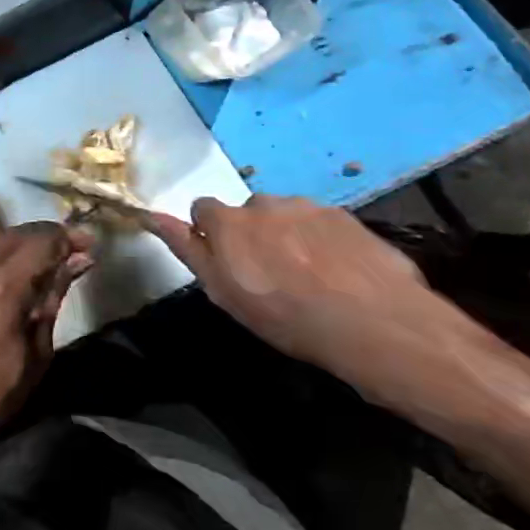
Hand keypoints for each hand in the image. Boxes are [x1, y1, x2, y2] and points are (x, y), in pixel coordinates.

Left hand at [0, 222, 92, 462]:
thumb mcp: (37, 351)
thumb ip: (53, 297)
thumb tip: (78, 261)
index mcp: (2, 284)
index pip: (42, 241)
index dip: (68, 238)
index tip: (87, 244)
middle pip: (13, 236)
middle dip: (43, 239)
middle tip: (66, 253)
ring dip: (13, 247)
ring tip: (32, 265)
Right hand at [146, 195, 481, 403]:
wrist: (377, 326)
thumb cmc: (286, 316)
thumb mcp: (223, 291)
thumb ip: (187, 249)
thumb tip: (152, 215)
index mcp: (228, 221)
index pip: (202, 209)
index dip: (211, 234)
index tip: (227, 263)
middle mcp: (264, 203)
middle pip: (247, 211)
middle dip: (252, 233)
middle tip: (270, 274)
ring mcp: (309, 208)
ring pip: (285, 216)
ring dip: (287, 235)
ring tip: (310, 276)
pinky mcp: (348, 218)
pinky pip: (322, 224)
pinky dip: (322, 241)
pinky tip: (339, 274)